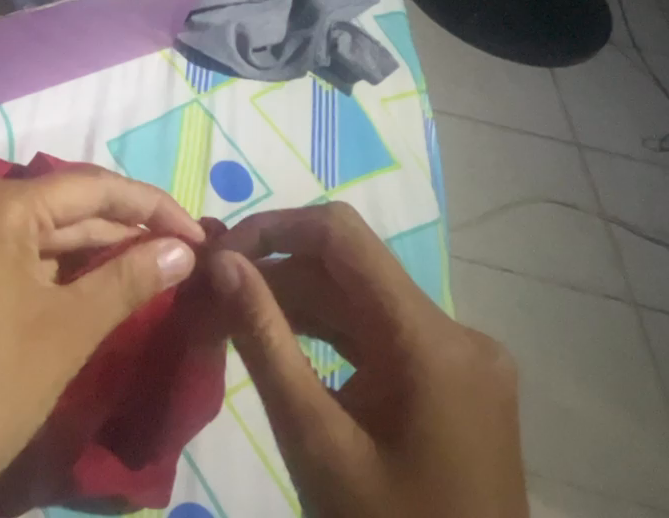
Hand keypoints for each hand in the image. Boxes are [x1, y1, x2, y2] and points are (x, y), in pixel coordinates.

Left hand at [0, 168, 205, 517]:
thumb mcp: (72, 329)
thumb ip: (131, 277)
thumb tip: (183, 249)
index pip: (89, 187)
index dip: (150, 206)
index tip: (199, 233)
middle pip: (57, 202)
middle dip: (120, 226)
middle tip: (178, 250)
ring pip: (30, 226)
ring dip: (85, 244)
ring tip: (146, 262)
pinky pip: (1, 245)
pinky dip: (46, 260)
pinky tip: (87, 276)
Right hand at [209, 203, 526, 517]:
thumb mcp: (313, 439)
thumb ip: (264, 339)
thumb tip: (220, 260)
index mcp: (431, 341)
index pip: (341, 235)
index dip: (271, 228)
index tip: (217, 257)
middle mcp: (456, 333)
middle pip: (348, 268)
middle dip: (273, 272)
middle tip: (208, 298)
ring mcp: (460, 359)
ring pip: (360, 299)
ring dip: (294, 302)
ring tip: (229, 319)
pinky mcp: (454, 383)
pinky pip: (379, 334)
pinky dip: (326, 332)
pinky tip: (278, 344)